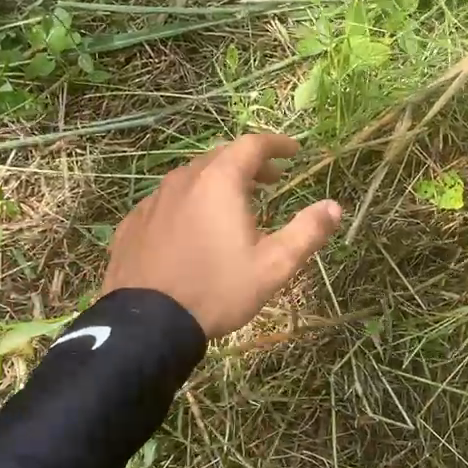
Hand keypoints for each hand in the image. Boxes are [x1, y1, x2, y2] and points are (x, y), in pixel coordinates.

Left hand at [101, 134, 342, 338]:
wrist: (146, 323)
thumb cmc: (218, 289)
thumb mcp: (273, 266)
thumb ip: (307, 232)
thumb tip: (334, 207)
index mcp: (220, 182)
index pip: (251, 146)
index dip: (276, 144)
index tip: (294, 152)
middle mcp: (183, 180)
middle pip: (220, 157)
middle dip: (250, 164)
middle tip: (271, 180)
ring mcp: (153, 201)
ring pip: (192, 178)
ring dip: (218, 183)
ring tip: (235, 205)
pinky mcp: (133, 223)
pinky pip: (168, 201)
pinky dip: (191, 203)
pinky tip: (196, 229)